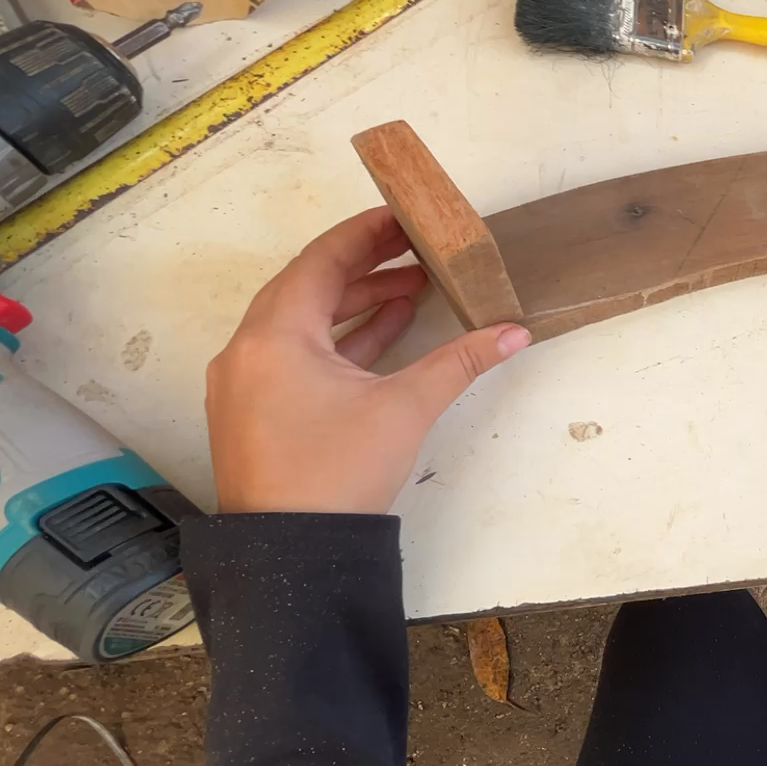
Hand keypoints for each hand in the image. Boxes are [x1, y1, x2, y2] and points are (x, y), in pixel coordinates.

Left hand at [207, 207, 531, 513]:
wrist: (293, 548)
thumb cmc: (341, 468)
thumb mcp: (407, 407)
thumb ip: (462, 363)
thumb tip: (515, 332)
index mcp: (275, 336)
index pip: (321, 263)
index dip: (364, 236)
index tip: (401, 217)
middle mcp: (251, 350)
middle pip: (311, 288)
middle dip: (368, 267)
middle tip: (416, 249)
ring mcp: (251, 381)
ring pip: (307, 322)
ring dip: (360, 303)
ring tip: (414, 289)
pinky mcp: (262, 408)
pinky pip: (303, 353)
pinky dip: (345, 338)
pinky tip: (386, 333)